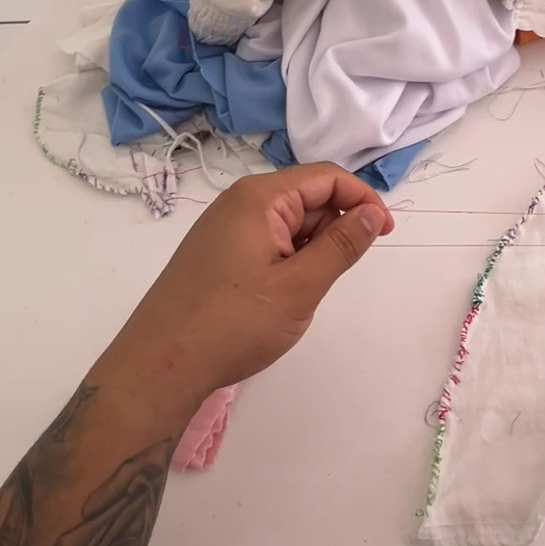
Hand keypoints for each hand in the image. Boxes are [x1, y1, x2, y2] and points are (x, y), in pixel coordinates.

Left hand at [117, 163, 394, 395]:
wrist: (159, 368)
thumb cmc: (233, 324)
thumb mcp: (301, 285)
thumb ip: (342, 244)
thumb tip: (372, 212)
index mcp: (260, 198)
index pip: (326, 177)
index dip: (362, 198)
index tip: (385, 232)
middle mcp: (240, 202)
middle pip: (308, 197)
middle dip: (336, 226)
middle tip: (340, 273)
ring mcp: (224, 228)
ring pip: (290, 222)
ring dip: (312, 247)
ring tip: (307, 290)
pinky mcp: (217, 253)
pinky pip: (268, 240)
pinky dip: (290, 259)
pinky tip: (284, 293)